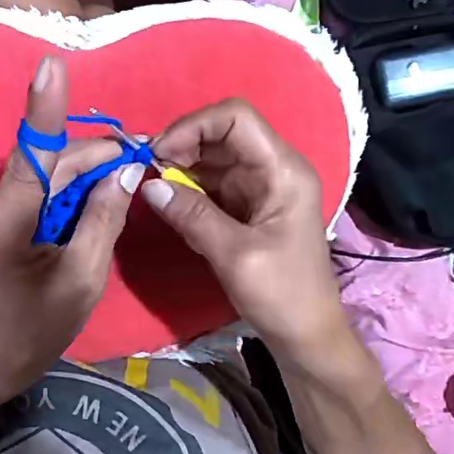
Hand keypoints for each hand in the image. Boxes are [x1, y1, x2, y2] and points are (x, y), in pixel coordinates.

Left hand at [0, 55, 141, 399]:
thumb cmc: (40, 324)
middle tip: (141, 156)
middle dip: (97, 156)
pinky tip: (96, 192)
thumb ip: (103, 219)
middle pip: (50, 162)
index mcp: (3, 228)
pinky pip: (40, 181)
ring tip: (124, 176)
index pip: (30, 161)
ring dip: (86, 169)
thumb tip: (127, 170)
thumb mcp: (84, 279)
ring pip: (47, 169)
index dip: (44, 112)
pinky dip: (70, 183)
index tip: (50, 66)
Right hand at [143, 99, 349, 352]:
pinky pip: (211, 182)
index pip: (236, 118)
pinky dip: (187, 187)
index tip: (159, 151)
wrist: (306, 335)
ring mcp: (259, 186)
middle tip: (148, 169)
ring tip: (154, 186)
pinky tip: (170, 202)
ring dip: (180, 166)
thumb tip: (148, 185)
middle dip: (182, 144)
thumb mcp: (234, 256)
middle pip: (221, 133)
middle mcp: (272, 168)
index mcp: (282, 170)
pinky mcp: (246, 205)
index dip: (194, 125)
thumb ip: (192, 216)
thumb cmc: (282, 294)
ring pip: (212, 156)